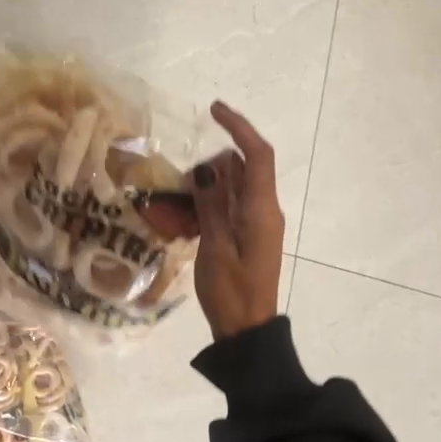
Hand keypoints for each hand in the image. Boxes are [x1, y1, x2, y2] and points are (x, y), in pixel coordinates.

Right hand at [142, 101, 284, 339]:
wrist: (246, 332)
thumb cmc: (230, 293)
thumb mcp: (214, 248)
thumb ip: (212, 205)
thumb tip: (209, 167)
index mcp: (262, 210)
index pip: (257, 155)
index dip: (238, 127)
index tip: (214, 109)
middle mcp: (265, 211)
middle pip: (243, 168)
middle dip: (212, 165)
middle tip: (179, 182)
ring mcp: (258, 224)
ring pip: (233, 188)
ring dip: (207, 188)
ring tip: (175, 204)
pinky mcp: (249, 237)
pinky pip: (229, 209)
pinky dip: (208, 206)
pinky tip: (185, 222)